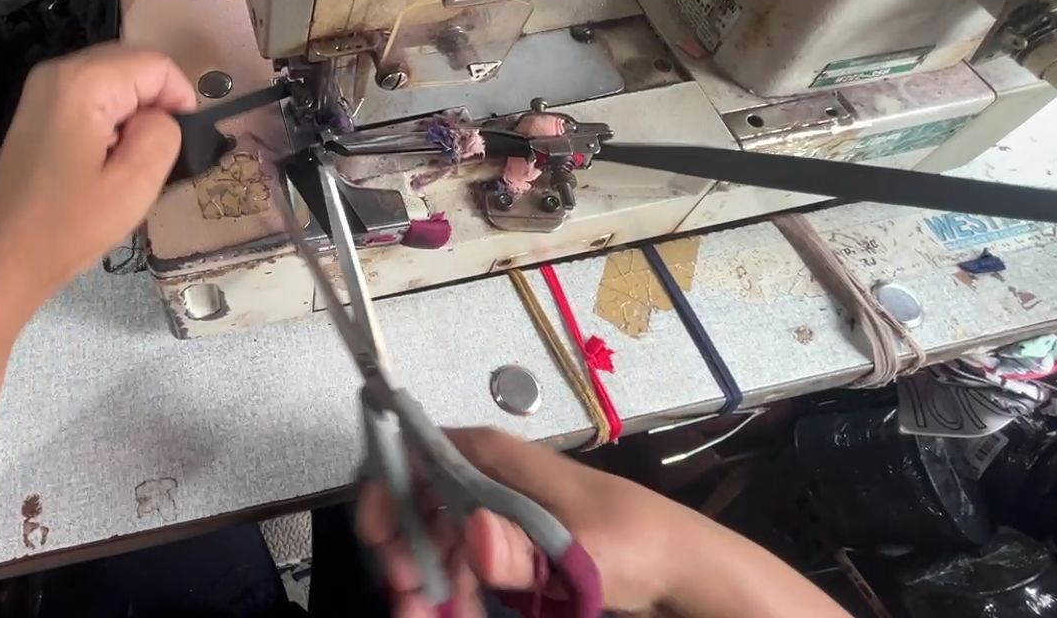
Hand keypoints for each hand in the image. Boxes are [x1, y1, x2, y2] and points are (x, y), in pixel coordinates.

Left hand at [0, 44, 195, 304]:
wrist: (2, 260)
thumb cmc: (68, 227)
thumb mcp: (134, 185)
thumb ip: (163, 134)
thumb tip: (162, 115)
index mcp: (82, 83)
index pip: (156, 64)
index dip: (179, 100)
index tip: (176, 145)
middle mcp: (59, 70)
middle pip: (134, 62)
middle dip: (156, 101)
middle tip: (153, 152)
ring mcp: (44, 87)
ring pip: (116, 76)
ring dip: (135, 109)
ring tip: (130, 156)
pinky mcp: (39, 107)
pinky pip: (94, 92)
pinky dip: (113, 114)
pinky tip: (106, 154)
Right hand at [358, 427, 684, 617]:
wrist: (677, 568)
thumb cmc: (629, 541)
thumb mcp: (578, 549)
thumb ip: (523, 549)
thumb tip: (472, 536)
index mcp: (487, 456)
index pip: (412, 454)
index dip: (385, 490)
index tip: (380, 542)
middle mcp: (481, 476)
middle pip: (415, 502)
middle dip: (401, 550)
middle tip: (402, 599)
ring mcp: (492, 512)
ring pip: (434, 540)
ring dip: (421, 581)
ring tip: (419, 616)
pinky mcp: (506, 546)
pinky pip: (461, 567)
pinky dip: (450, 593)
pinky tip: (452, 615)